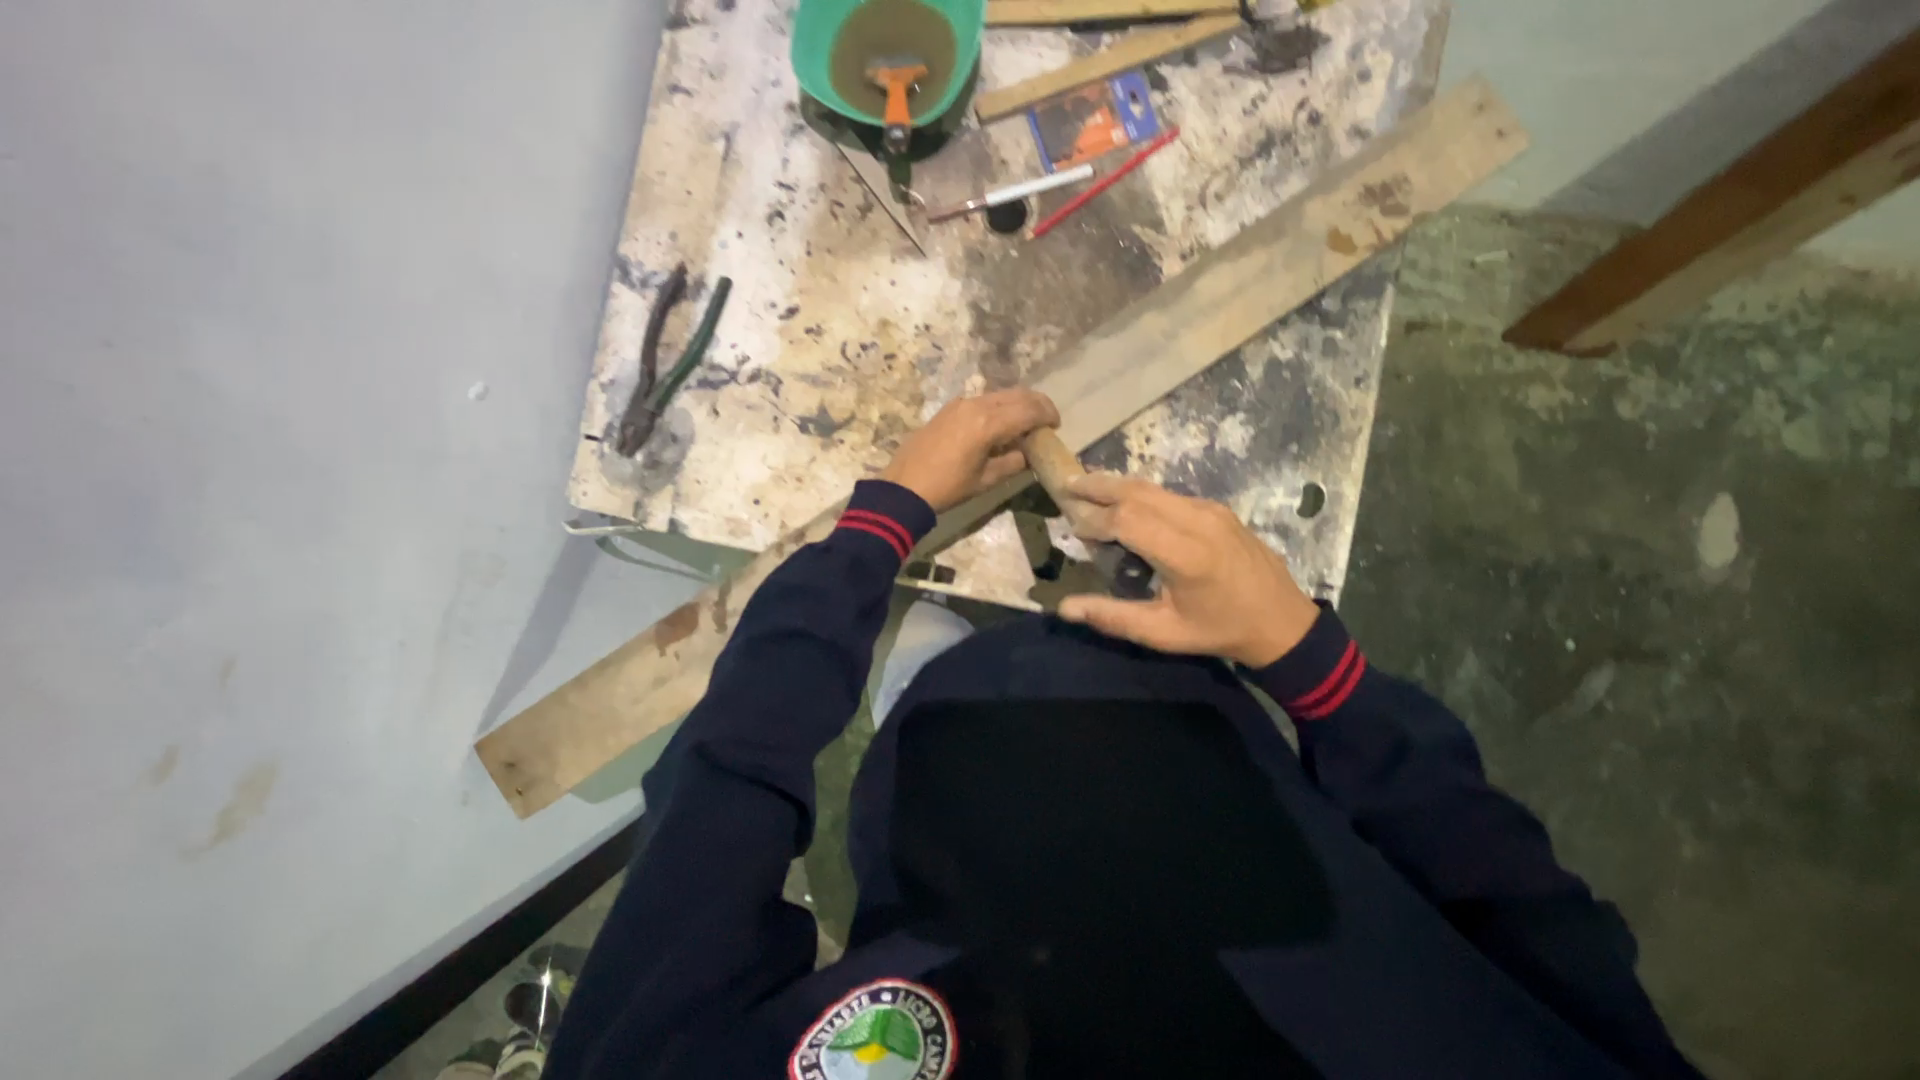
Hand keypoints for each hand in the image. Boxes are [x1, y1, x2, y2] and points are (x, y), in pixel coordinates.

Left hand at [881, 390, 1060, 512]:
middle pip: (1018, 395)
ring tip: (1024, 425)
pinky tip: (998, 426)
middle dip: (1037, 405)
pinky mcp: (950, 407)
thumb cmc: (948, 487)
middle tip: (1046, 422)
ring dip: (1018, 404)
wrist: (905, 486)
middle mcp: (977, 405)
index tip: (1056, 427)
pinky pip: (984, 399)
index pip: (1030, 410)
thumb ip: (1013, 462)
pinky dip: (999, 407)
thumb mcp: (986, 480)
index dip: (1048, 416)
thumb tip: (1027, 453)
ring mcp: (961, 403)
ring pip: (1001, 394)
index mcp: (989, 423)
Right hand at [1056, 473, 1319, 666]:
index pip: (1126, 521)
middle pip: (1137, 492)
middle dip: (1097, 487)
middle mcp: (1198, 522)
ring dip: (1117, 485)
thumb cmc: (1219, 631)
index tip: (1069, 525)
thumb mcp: (1163, 633)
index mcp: (1185, 554)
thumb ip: (1112, 617)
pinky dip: (1139, 494)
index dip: (1092, 520)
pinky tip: (1122, 502)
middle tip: (1065, 485)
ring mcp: (1210, 511)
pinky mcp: (1217, 509)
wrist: (1282, 621)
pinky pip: (1170, 494)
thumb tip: (1065, 609)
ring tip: (1085, 486)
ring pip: (1153, 488)